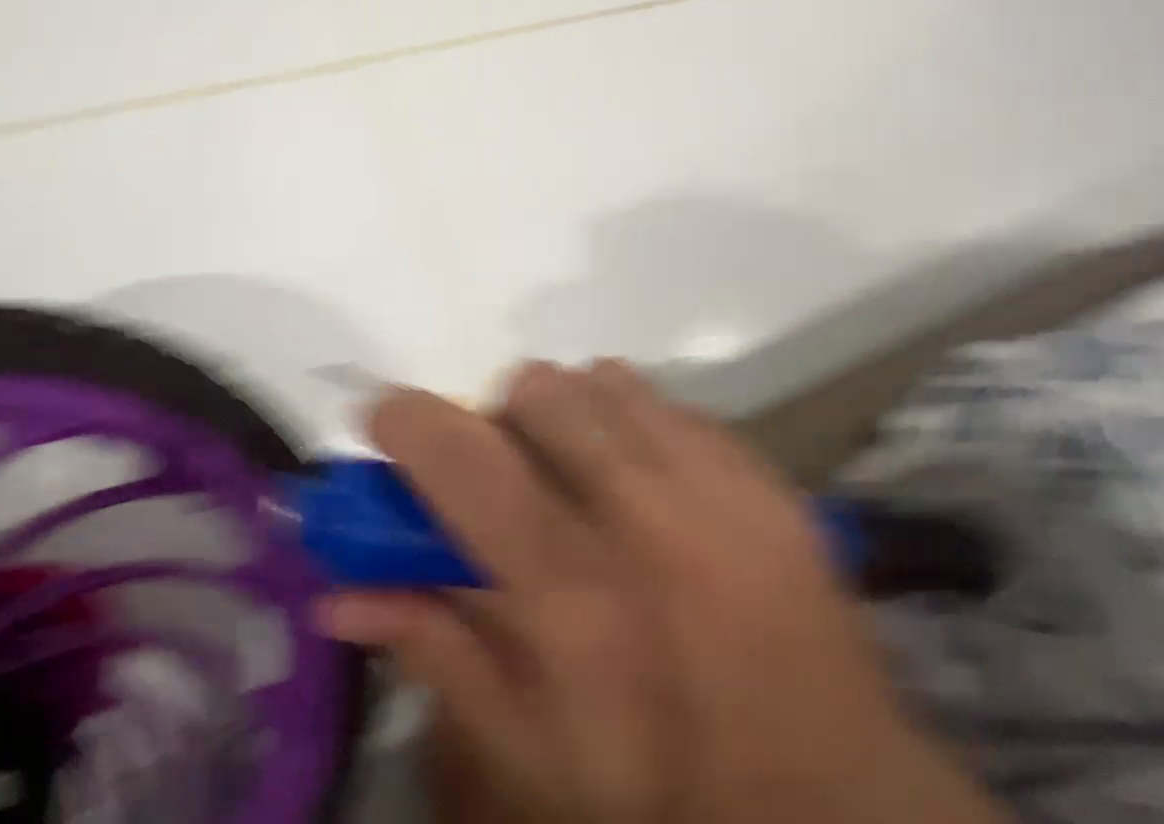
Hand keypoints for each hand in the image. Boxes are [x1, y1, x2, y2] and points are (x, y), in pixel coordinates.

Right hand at [320, 361, 1004, 823]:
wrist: (824, 798)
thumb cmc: (654, 784)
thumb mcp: (521, 747)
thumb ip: (432, 649)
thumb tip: (339, 595)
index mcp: (565, 586)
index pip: (461, 456)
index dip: (405, 421)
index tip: (386, 426)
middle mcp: (638, 512)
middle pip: (534, 391)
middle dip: (495, 420)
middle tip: (501, 479)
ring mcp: (713, 485)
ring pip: (603, 381)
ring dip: (565, 414)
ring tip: (576, 476)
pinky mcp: (765, 480)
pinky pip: (670, 404)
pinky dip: (634, 422)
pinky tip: (646, 486)